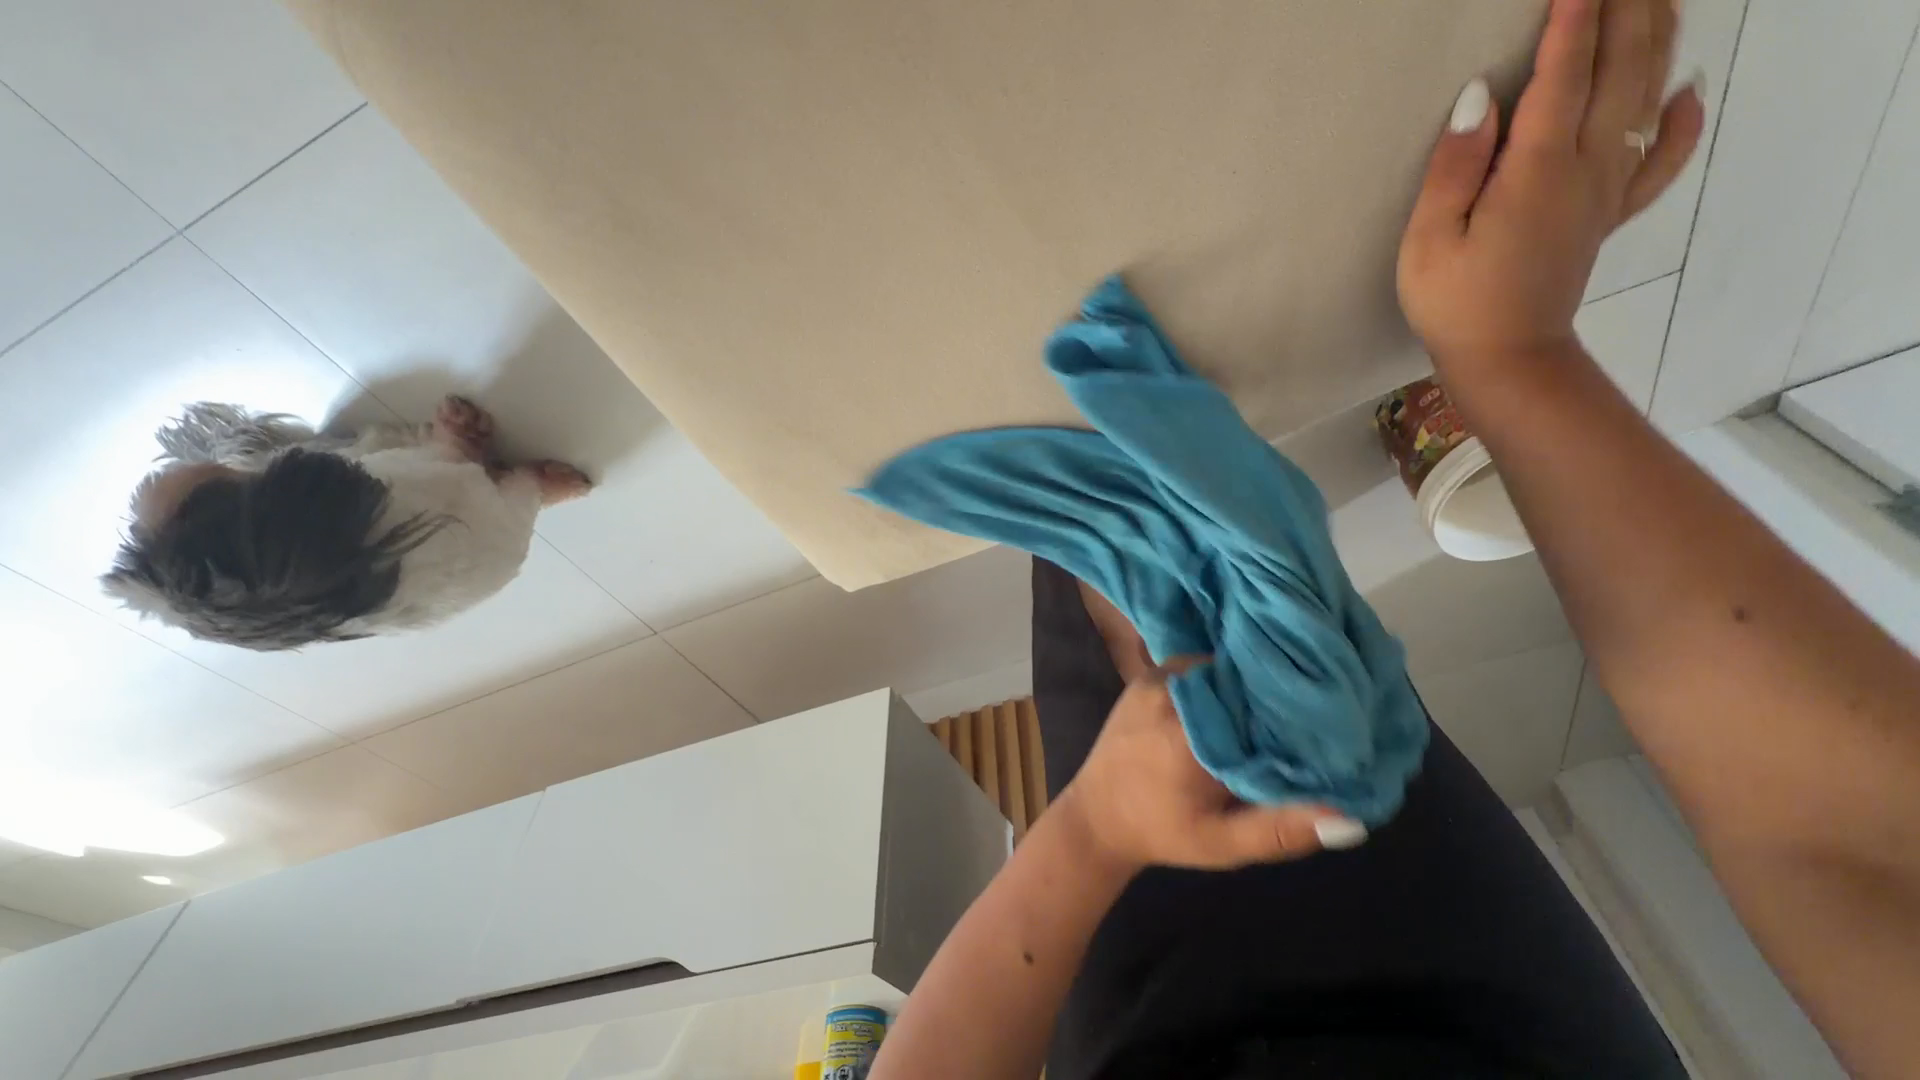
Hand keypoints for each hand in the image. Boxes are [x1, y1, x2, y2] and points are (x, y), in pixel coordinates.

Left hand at [1055, 661, 1367, 872]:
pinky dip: (1230, 676)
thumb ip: (1282, 831)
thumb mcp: (1223, 845)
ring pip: (1228, 666)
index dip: (1305, 707)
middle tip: (1325, 706)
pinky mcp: (1150, 674)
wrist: (1098, 815)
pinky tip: (1251, 695)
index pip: (1266, 702)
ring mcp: (1159, 678)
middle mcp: (1175, 694)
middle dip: (1284, 690)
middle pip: (1249, 677)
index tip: (1340, 719)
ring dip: (1257, 681)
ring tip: (1292, 699)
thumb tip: (1351, 819)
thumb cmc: (1164, 832)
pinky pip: (1204, 664)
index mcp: (1192, 734)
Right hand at [1397, 0, 1704, 377]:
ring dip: (1655, 42)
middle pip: (1620, 72)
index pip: (1563, 76)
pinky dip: (1680, 123)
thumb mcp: (1429, 240)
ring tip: (1654, 1)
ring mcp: (1605, 192)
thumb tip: (1477, 97)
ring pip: (1646, 100)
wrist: (1505, 359)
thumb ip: (1453, 168)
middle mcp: (1584, 169)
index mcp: (1535, 171)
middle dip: (1624, 14)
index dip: (1572, 21)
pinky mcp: (1608, 215)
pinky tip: (1686, 92)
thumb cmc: (1454, 302)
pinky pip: (1658, 162)